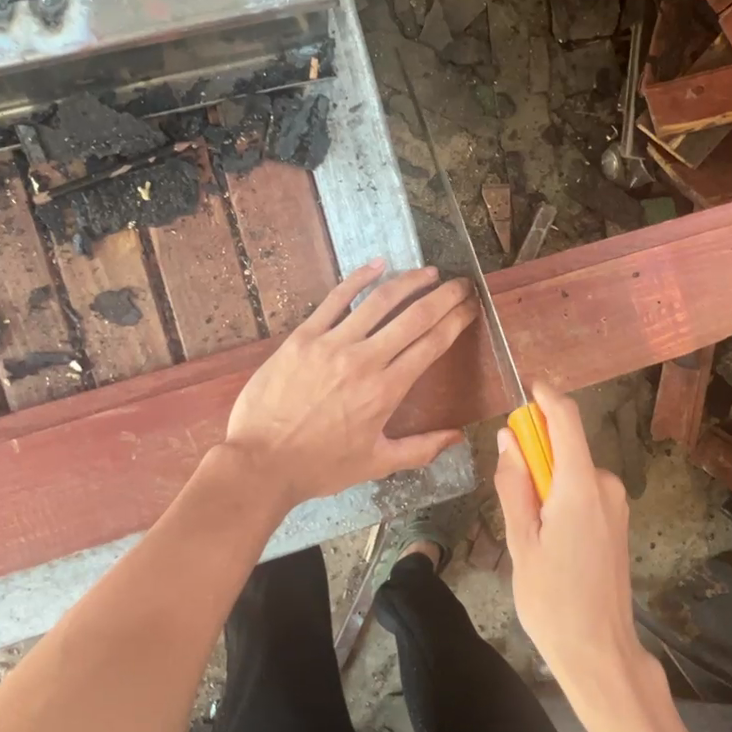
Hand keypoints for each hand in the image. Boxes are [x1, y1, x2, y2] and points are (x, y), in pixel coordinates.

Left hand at [224, 259, 476, 508]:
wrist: (260, 463)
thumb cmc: (319, 467)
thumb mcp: (376, 464)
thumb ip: (420, 449)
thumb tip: (458, 436)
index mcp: (386, 391)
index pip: (432, 343)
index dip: (457, 320)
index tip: (471, 307)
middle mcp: (365, 360)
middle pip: (415, 316)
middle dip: (445, 296)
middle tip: (463, 284)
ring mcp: (332, 344)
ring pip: (380, 301)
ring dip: (410, 281)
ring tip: (430, 272)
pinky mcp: (304, 336)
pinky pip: (336, 299)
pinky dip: (359, 278)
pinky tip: (378, 264)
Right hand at [495, 383, 649, 684]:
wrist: (601, 652)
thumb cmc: (553, 601)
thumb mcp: (520, 542)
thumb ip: (514, 484)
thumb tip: (507, 439)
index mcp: (580, 486)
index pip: (566, 419)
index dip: (545, 397)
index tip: (525, 386)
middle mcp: (605, 485)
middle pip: (565, 446)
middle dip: (534, 455)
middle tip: (512, 500)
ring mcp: (616, 503)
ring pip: (572, 470)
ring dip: (546, 482)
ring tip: (530, 533)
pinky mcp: (617, 520)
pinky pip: (583, 489)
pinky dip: (561, 496)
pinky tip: (550, 539)